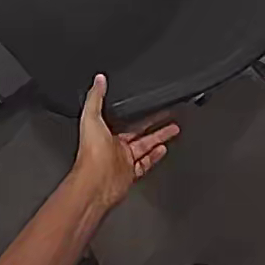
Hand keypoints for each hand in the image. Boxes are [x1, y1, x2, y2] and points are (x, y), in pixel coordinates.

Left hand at [70, 74, 179, 209]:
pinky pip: (145, 163)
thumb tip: (98, 80)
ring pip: (145, 145)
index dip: (136, 110)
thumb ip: (95, 98)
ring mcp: (122, 160)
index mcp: (103, 131)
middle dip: (154, 121)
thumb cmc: (90, 154)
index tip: (148, 103)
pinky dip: (155, 156)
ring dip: (159, 136)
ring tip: (173, 128)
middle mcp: (113, 145)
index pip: (123, 117)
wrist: (95, 184)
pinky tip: (163, 149)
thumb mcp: (90, 118)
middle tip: (167, 113)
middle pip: (138, 130)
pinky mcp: (130, 173)